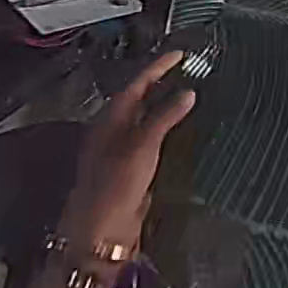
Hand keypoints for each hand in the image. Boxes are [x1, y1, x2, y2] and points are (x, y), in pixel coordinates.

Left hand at [57, 51, 195, 256]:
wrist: (98, 234)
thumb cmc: (115, 184)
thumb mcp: (142, 145)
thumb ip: (165, 116)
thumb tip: (188, 91)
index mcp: (111, 117)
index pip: (138, 82)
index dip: (159, 66)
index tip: (181, 53)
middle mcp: (114, 129)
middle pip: (140, 97)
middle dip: (162, 82)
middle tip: (188, 69)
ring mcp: (121, 150)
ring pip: (146, 118)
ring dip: (165, 104)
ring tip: (189, 92)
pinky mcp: (131, 169)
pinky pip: (152, 139)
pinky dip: (167, 128)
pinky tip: (182, 130)